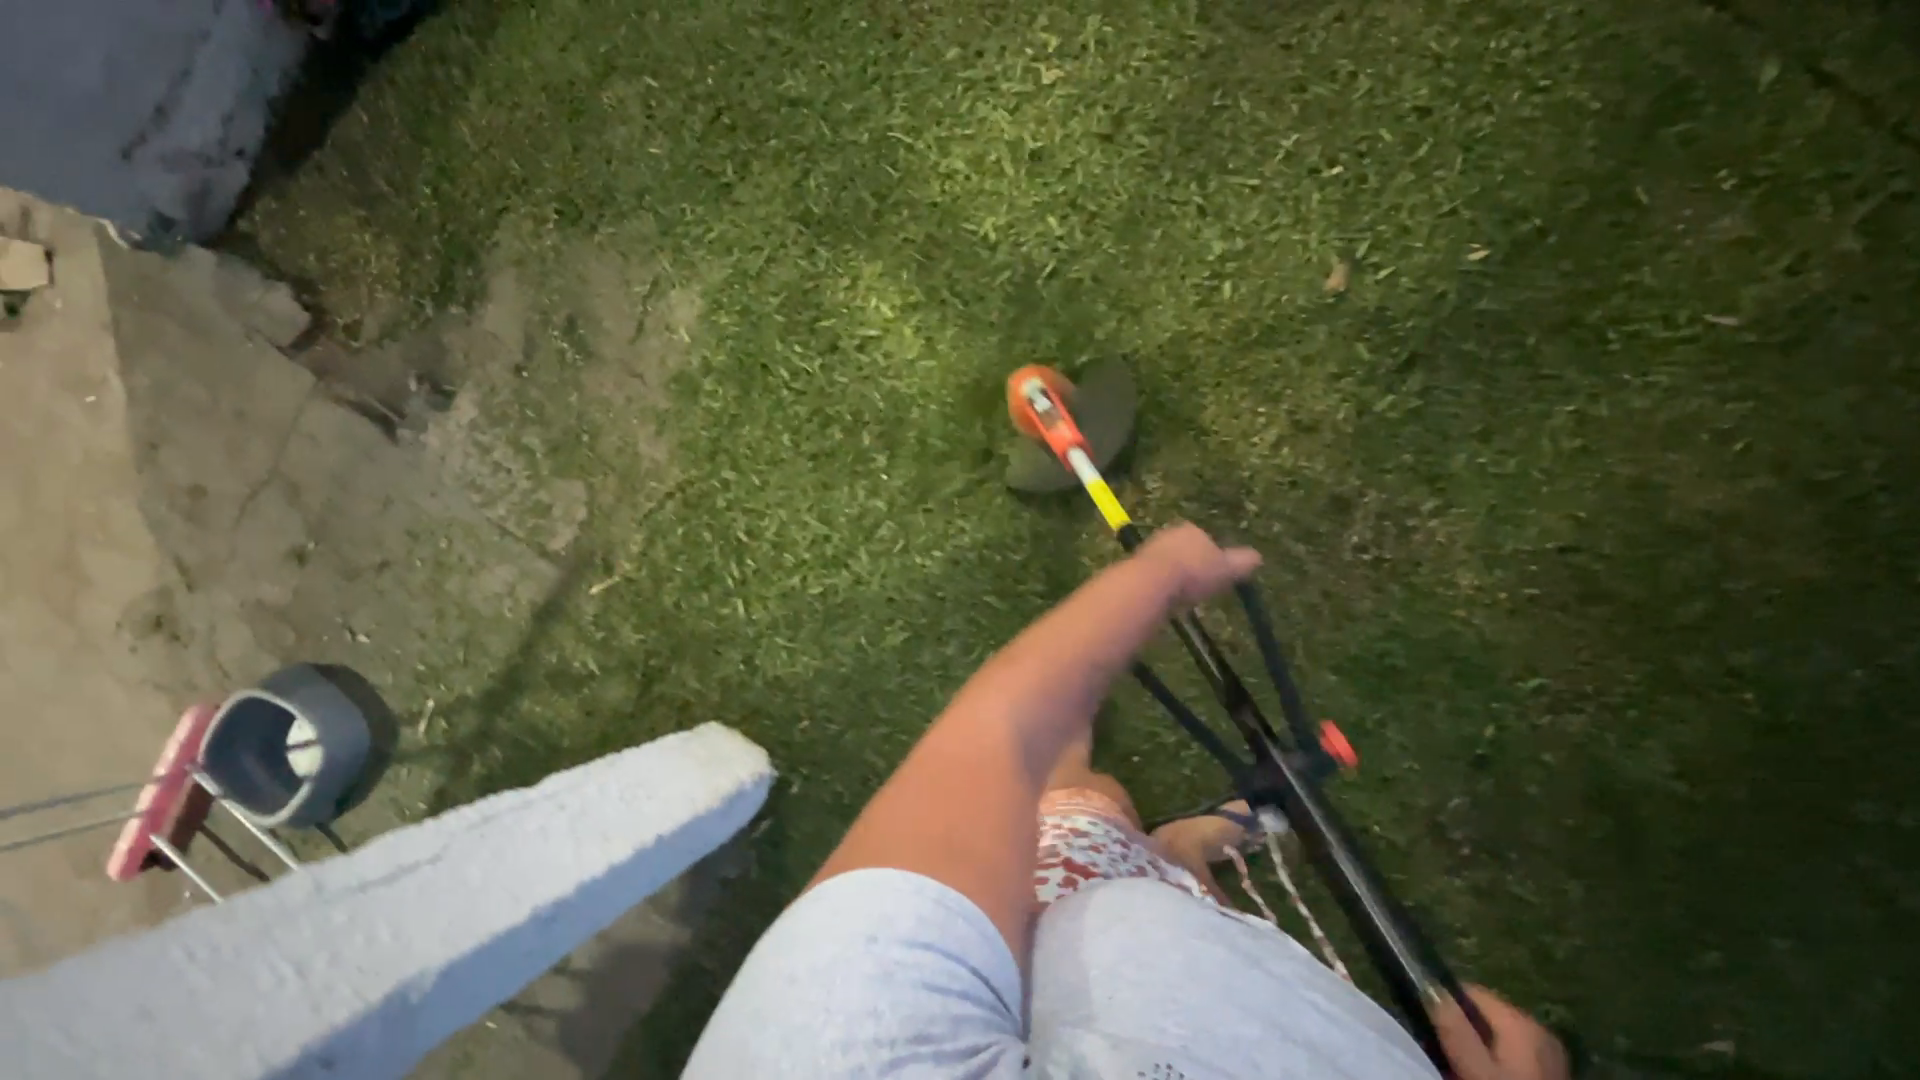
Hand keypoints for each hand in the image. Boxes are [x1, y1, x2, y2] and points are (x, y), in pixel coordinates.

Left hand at [1134, 522, 1261, 606]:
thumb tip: (1258, 557)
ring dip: (1175, 577)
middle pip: (1184, 550)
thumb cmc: (1194, 571)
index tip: (1216, 575)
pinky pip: (1154, 577)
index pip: (1205, 539)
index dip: (1212, 557)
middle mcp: (1168, 534)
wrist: (1152, 581)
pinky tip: (1165, 599)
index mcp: (1191, 530)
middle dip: (1191, 566)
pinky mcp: (1135, 568)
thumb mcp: (1225, 568)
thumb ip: (1240, 562)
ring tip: (1183, 597)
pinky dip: (1161, 586)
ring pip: (1168, 563)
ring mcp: (1149, 550)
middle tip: (1199, 588)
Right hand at [1430, 985, 1570, 1079]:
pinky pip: (1513, 1054)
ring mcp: (1549, 1053)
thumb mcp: (1475, 1071)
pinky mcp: (1550, 1073)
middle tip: (1446, 1056)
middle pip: (1484, 1014)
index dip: (1444, 1005)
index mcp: (1521, 1022)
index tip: (1429, 1028)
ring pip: (1497, 1035)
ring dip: (1477, 1048)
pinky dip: (1495, 1062)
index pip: (1470, 991)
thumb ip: (1454, 1029)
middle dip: (1462, 1029)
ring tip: (1464, 1071)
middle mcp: (1539, 1029)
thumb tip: (1430, 989)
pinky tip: (1486, 1078)